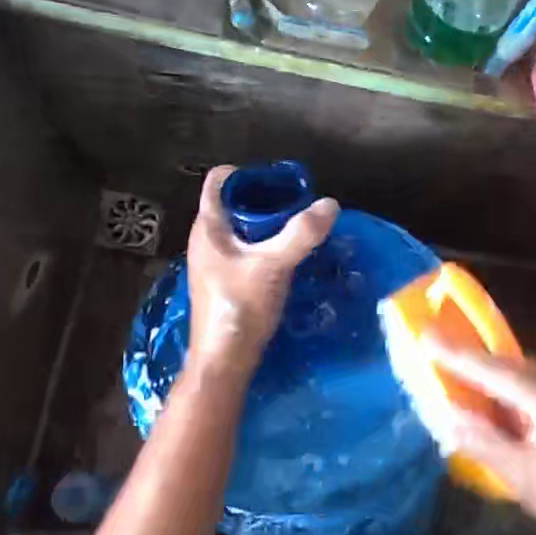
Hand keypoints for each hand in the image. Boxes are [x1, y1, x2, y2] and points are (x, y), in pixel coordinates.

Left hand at [185, 165, 338, 377]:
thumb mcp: (274, 265)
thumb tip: (330, 204)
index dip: (246, 173)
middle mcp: (205, 242)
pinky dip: (263, 247)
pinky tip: (286, 258)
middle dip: (262, 199)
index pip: (219, 182)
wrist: (224, 360)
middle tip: (295, 202)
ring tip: (296, 227)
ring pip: (240, 231)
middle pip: (232, 205)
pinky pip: (244, 253)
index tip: (277, 179)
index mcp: (208, 228)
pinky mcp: (224, 284)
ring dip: (265, 226)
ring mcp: (212, 265)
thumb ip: (301, 234)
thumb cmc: (240, 307)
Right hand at [424, 342, 535, 534]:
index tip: (426, 334)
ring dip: (495, 380)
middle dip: (473, 365)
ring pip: (525, 372)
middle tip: (437, 361)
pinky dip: (515, 391)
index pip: (494, 370)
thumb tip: (449, 416)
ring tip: (464, 389)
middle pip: (510, 366)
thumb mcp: (526, 480)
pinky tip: (503, 409)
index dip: (456, 354)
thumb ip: (484, 444)